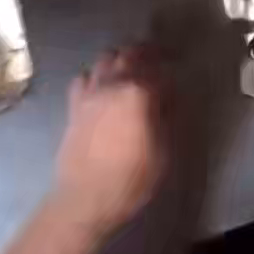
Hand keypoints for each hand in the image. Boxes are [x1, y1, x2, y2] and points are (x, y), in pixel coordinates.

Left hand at [51, 47, 165, 234]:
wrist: (84, 201)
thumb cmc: (130, 179)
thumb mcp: (162, 151)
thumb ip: (167, 118)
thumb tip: (169, 99)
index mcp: (139, 93)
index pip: (160, 72)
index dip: (172, 73)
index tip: (178, 77)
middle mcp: (114, 84)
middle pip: (131, 54)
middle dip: (147, 53)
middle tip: (158, 59)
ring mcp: (91, 92)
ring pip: (106, 58)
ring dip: (121, 59)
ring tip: (130, 69)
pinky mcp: (74, 105)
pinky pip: (83, 77)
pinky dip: (95, 76)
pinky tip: (101, 87)